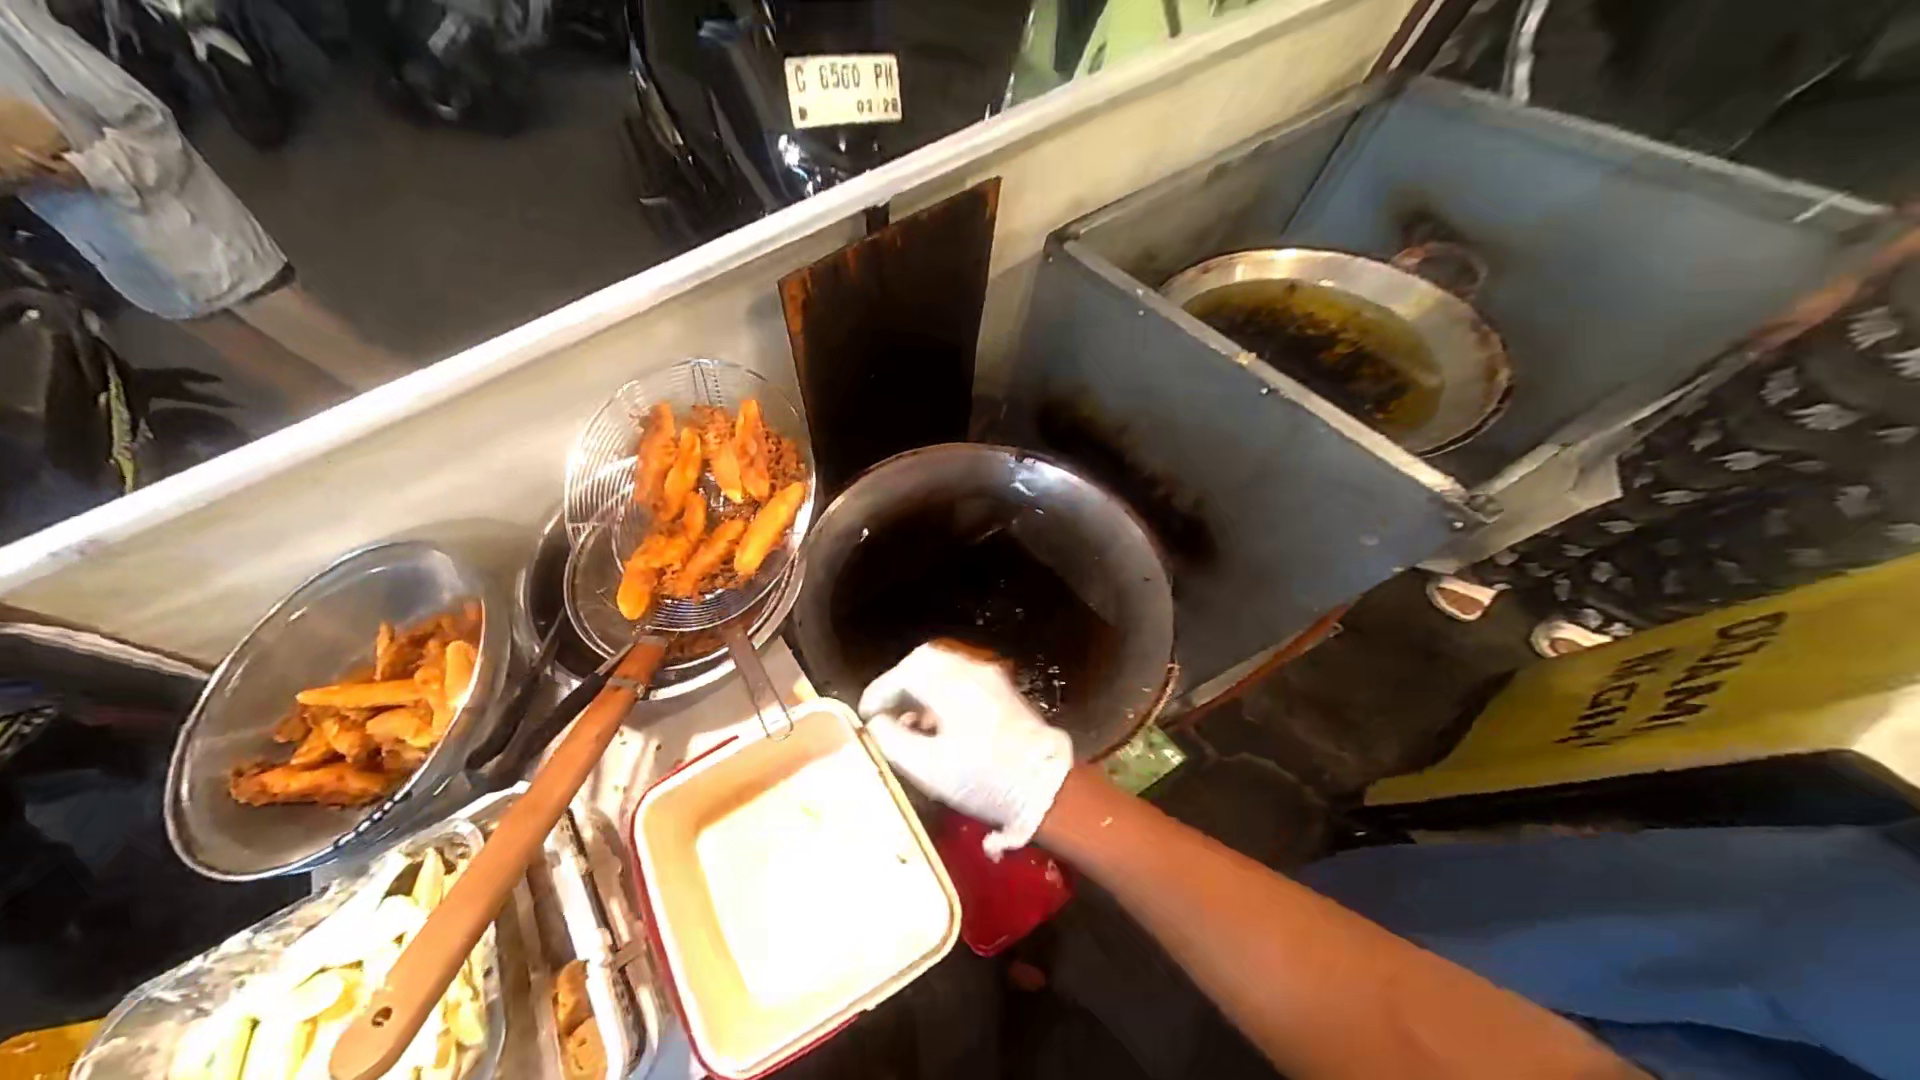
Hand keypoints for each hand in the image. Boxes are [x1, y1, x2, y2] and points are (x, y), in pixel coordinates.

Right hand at [858, 641, 1073, 857]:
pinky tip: (937, 725)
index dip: (879, 691)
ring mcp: (991, 679)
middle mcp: (971, 671)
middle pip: (926, 660)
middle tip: (885, 708)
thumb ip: (893, 740)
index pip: (904, 673)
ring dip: (921, 687)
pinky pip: (963, 680)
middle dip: (900, 682)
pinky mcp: (1003, 693)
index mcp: (950, 683)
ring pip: (946, 668)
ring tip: (908, 721)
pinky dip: (942, 693)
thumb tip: (877, 723)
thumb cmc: (984, 778)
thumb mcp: (928, 767)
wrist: (1047, 788)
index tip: (865, 714)